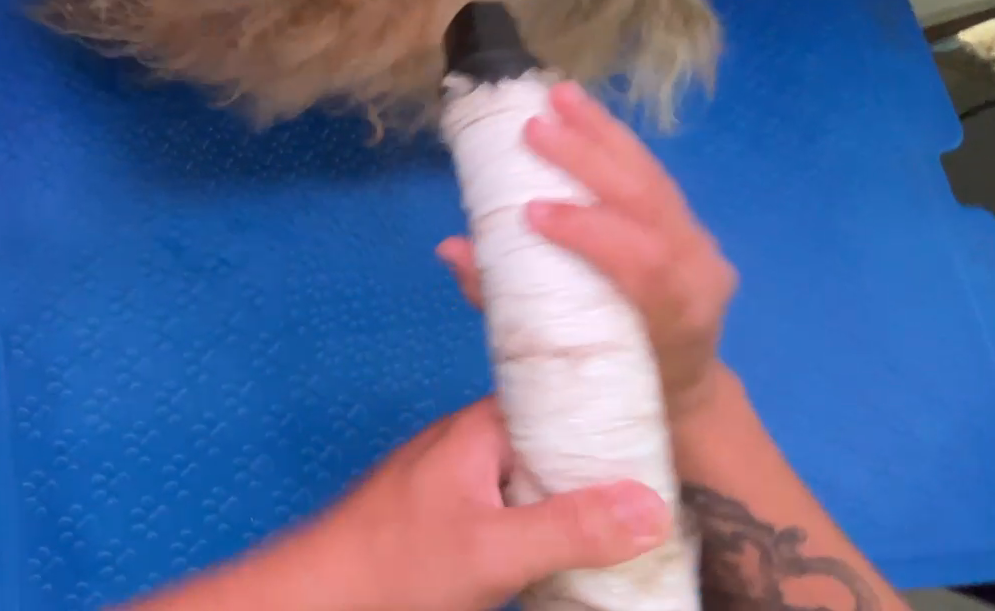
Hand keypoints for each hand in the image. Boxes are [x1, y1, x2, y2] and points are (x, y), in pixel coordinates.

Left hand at [285, 398, 669, 610]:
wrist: (333, 589)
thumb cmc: (404, 559)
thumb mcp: (497, 548)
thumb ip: (571, 527)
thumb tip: (652, 505)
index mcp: (474, 433)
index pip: (547, 405)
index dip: (598, 421)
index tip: (655, 441)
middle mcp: (464, 447)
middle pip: (542, 447)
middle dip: (593, 471)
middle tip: (662, 498)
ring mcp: (455, 482)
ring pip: (527, 482)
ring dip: (570, 505)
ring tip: (633, 532)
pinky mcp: (450, 518)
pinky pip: (509, 511)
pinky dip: (542, 528)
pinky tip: (574, 557)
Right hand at [437, 81, 737, 424]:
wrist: (685, 389)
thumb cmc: (613, 378)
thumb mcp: (555, 355)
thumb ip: (502, 303)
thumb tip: (452, 249)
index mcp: (675, 316)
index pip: (642, 263)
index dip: (589, 232)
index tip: (531, 211)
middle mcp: (699, 272)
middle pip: (649, 204)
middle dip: (589, 161)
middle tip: (535, 128)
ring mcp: (699, 243)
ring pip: (652, 178)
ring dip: (601, 133)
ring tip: (559, 96)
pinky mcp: (686, 224)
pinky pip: (651, 174)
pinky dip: (613, 140)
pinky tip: (583, 112)